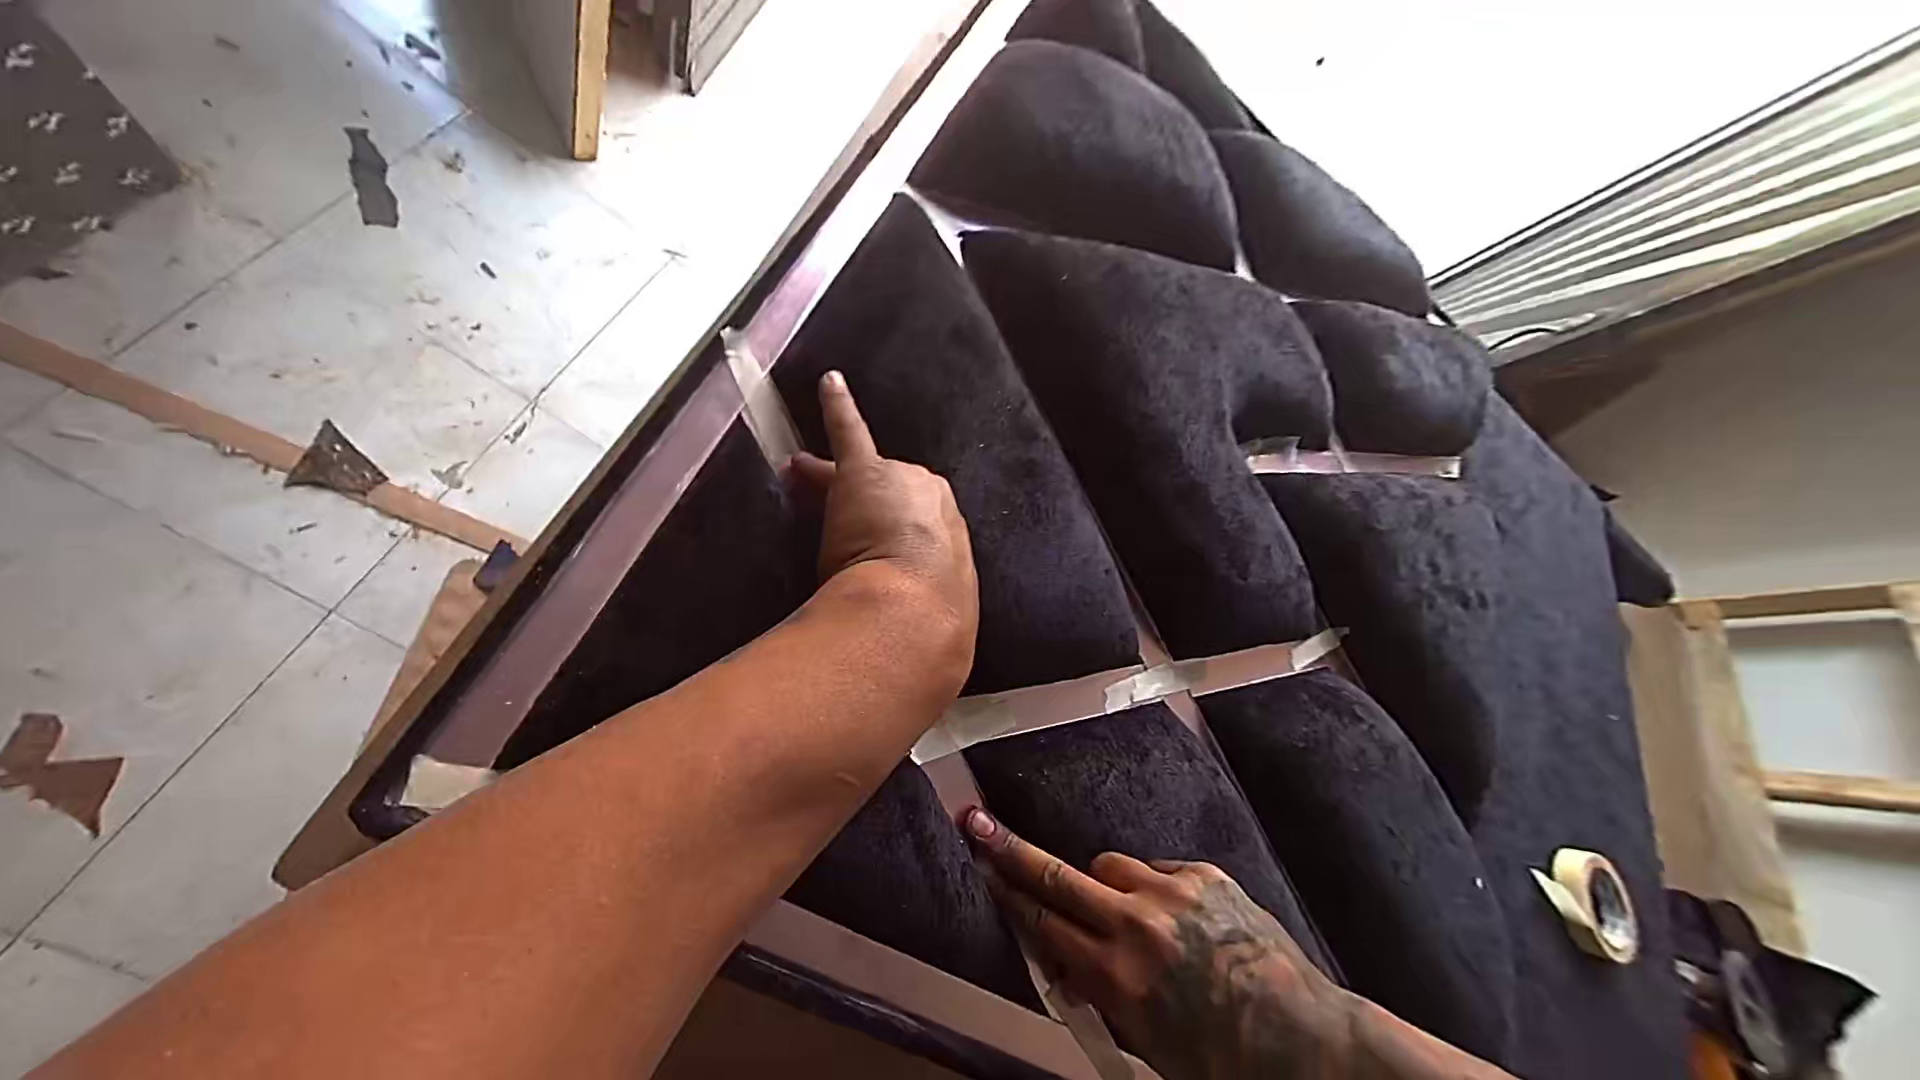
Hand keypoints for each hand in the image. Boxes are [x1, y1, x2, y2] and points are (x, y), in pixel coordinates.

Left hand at [789, 370, 978, 651]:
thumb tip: (925, 647)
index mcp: (950, 537)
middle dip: (867, 502)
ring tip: (802, 468)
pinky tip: (829, 383)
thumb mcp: (935, 612)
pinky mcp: (864, 471)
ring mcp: (900, 484)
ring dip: (833, 479)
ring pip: (865, 477)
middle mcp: (934, 502)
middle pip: (894, 494)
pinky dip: (839, 407)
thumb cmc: (929, 621)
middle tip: (839, 512)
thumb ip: (925, 608)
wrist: (917, 613)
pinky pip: (851, 432)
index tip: (877, 541)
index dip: (891, 532)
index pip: (917, 525)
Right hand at [963, 807, 1353, 1079]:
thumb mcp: (1146, 1041)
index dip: (1007, 895)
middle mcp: (1137, 925)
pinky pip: (1158, 869)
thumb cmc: (1223, 1058)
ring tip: (1126, 913)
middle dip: (1013, 851)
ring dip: (1102, 883)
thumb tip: (1066, 962)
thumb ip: (1101, 994)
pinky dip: (1154, 887)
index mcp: (1119, 977)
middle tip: (981, 823)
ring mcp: (1171, 892)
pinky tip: (1178, 918)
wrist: (1308, 1040)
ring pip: (1109, 864)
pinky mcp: (1204, 875)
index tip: (982, 867)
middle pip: (1058, 876)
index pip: (1045, 924)